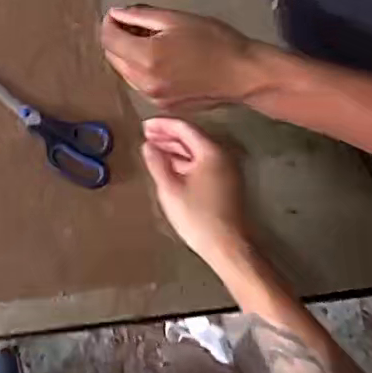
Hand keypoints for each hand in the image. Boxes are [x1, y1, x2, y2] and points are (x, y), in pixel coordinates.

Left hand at [100, 6, 275, 109]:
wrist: (243, 75)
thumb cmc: (214, 40)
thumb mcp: (175, 19)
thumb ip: (140, 15)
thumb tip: (115, 13)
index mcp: (145, 58)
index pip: (109, 39)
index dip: (109, 23)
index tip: (118, 14)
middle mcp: (142, 82)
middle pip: (113, 57)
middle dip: (117, 38)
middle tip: (136, 24)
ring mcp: (151, 97)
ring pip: (124, 72)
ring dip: (127, 54)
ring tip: (149, 40)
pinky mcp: (162, 105)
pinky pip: (139, 84)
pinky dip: (140, 69)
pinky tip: (160, 58)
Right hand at [140, 117, 253, 269]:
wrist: (228, 247)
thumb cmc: (198, 217)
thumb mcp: (170, 188)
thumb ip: (157, 162)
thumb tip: (148, 145)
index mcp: (211, 152)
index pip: (184, 127)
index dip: (162, 124)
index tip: (143, 125)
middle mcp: (222, 155)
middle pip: (192, 137)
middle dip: (167, 135)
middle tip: (146, 135)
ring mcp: (226, 169)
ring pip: (197, 150)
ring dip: (175, 148)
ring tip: (153, 149)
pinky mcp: (226, 182)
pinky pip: (202, 162)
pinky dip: (184, 160)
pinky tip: (169, 165)